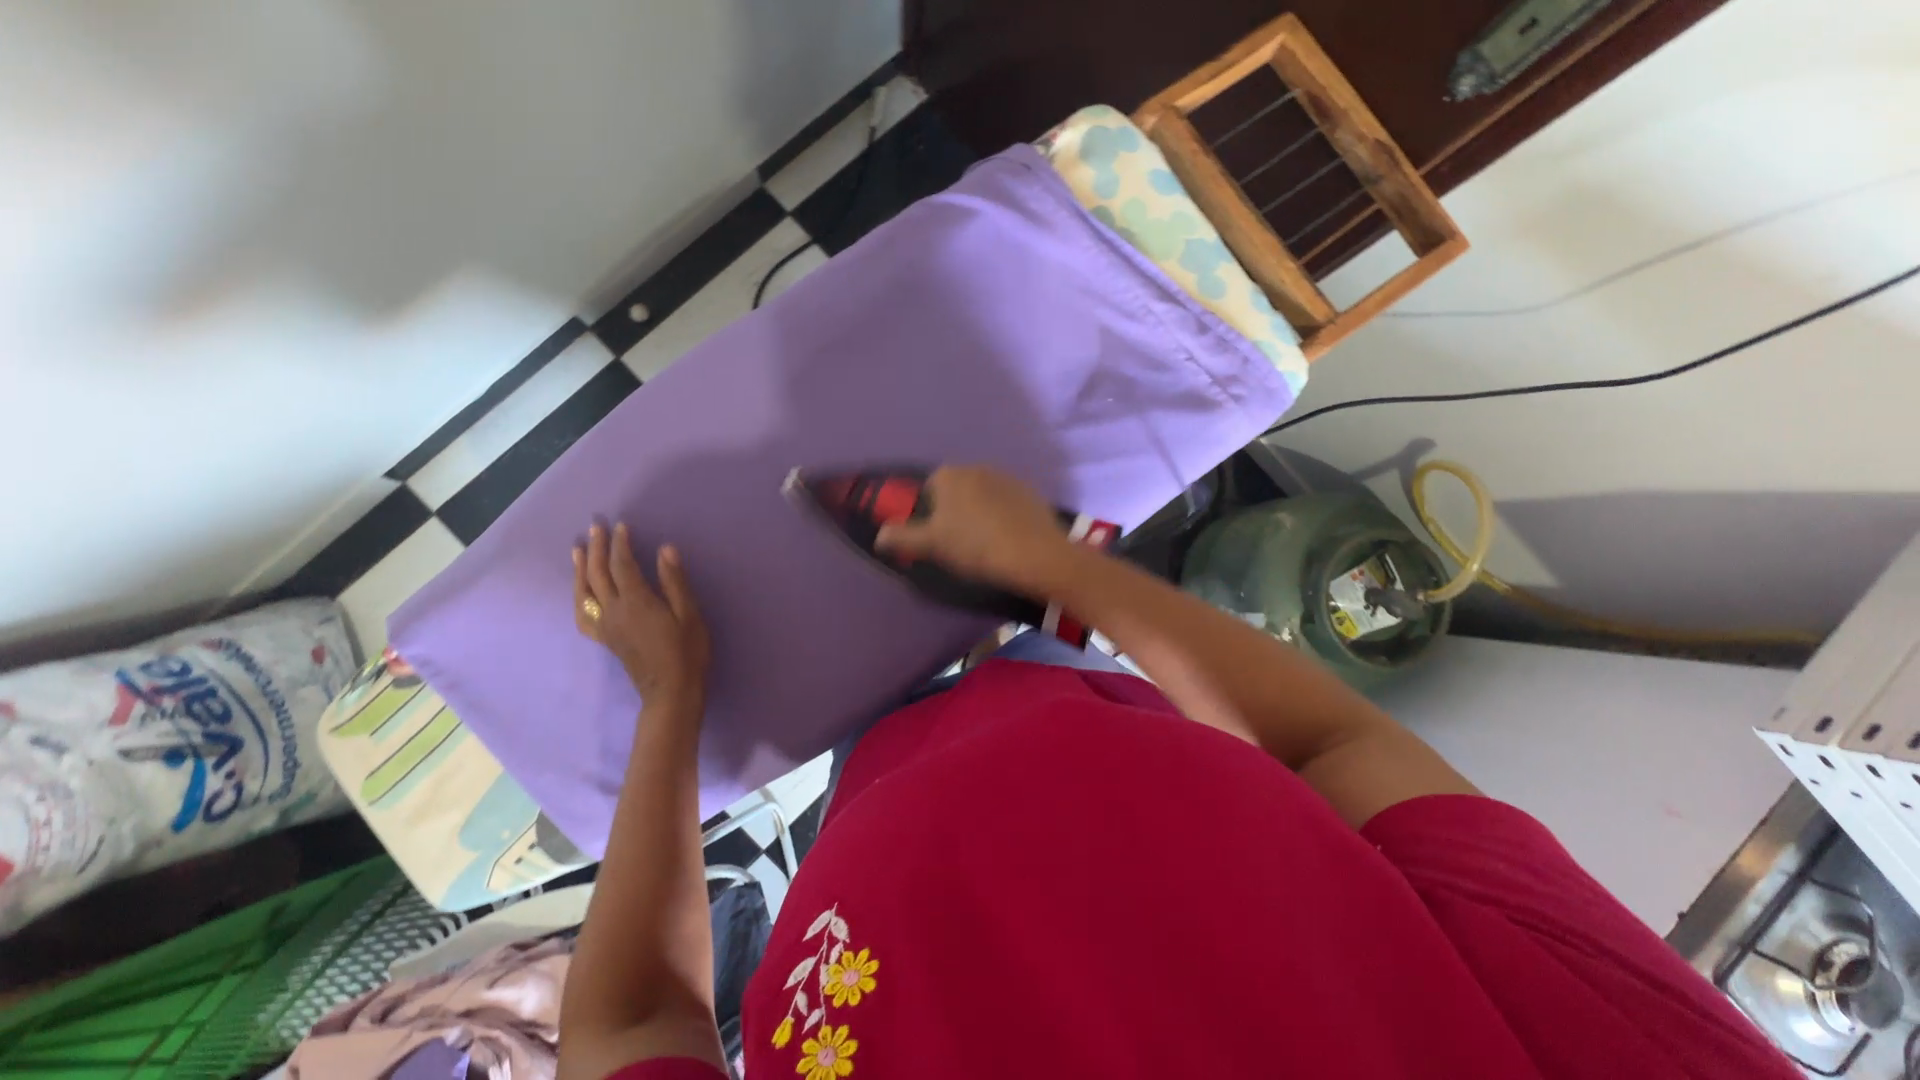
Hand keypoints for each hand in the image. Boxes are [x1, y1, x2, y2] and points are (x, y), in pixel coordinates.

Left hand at [574, 523, 710, 711]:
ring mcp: (606, 626)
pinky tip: (580, 592)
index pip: (622, 564)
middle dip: (596, 549)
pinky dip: (578, 598)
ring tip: (578, 550)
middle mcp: (614, 610)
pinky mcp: (605, 638)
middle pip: (598, 574)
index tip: (621, 525)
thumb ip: (674, 582)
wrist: (671, 693)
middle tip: (595, 527)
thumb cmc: (687, 653)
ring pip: (584, 592)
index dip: (620, 543)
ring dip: (580, 569)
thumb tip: (665, 549)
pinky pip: (583, 615)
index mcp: (636, 602)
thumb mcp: (689, 615)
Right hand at [874, 465, 1075, 597]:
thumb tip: (880, 535)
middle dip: (955, 509)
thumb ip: (903, 537)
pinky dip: (1004, 517)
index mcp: (950, 475)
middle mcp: (978, 468)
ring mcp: (1008, 478)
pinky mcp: (1031, 493)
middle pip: (957, 489)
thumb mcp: (932, 545)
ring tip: (985, 543)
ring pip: (984, 495)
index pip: (930, 487)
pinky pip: (1008, 504)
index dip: (929, 511)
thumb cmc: (974, 545)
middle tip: (959, 541)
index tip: (935, 536)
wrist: (1033, 554)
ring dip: (981, 511)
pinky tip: (1008, 539)